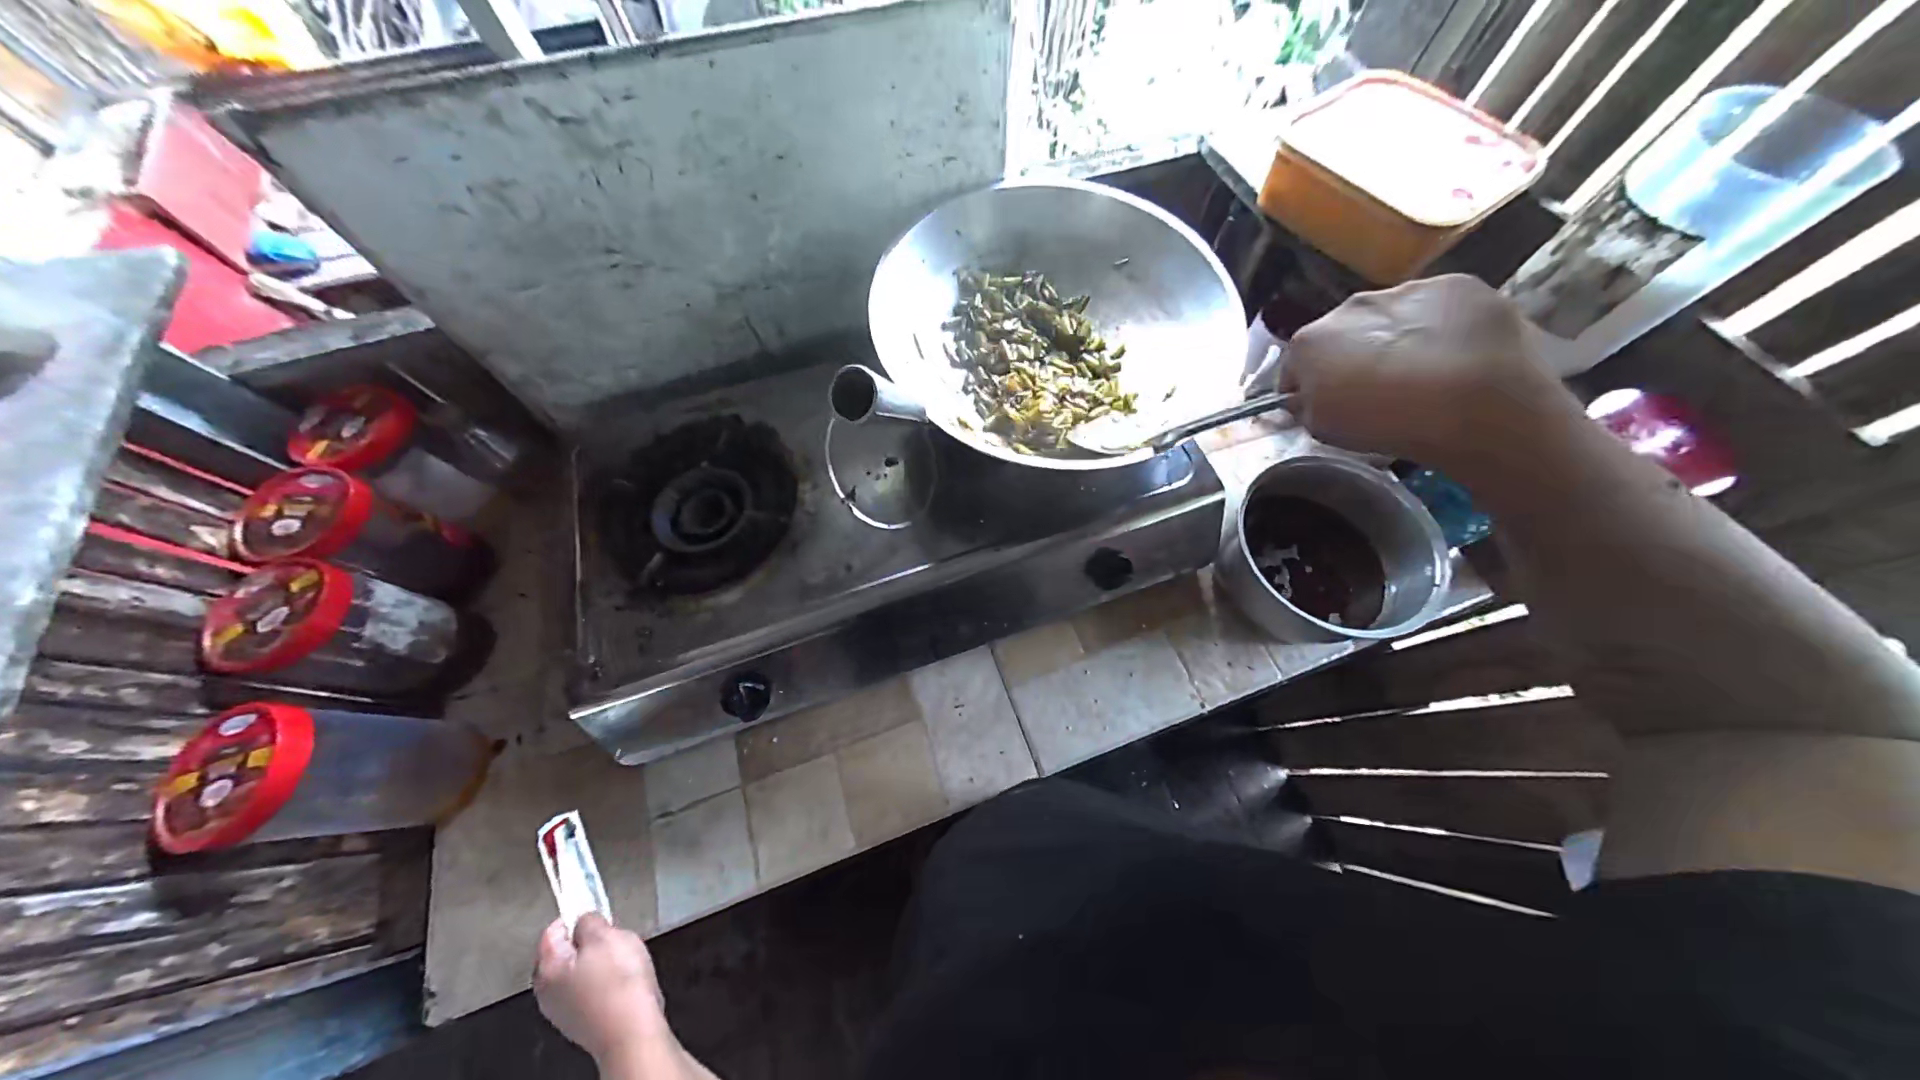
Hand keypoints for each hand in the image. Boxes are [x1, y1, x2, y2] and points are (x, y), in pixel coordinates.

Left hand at [534, 914, 671, 1066]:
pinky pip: (591, 989)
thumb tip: (582, 920)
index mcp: (548, 968)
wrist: (632, 1030)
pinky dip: (605, 981)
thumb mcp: (607, 936)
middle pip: (565, 952)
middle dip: (590, 941)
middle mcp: (548, 992)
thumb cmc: (618, 981)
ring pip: (579, 971)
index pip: (552, 930)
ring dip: (599, 961)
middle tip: (614, 938)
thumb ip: (589, 921)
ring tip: (623, 960)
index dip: (576, 916)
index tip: (597, 913)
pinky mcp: (582, 1021)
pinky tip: (623, 981)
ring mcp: (564, 1010)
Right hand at [1275, 275, 1574, 467]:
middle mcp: (1349, 306)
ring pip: (1390, 318)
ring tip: (1423, 373)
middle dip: (1352, 357)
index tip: (1324, 407)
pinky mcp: (1458, 284)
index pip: (1295, 366)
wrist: (1478, 400)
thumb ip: (1306, 405)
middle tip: (1376, 391)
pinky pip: (1437, 309)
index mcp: (1308, 342)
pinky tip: (1458, 356)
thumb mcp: (1324, 430)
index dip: (1307, 388)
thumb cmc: (1385, 422)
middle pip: (1343, 334)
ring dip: (1396, 340)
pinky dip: (1440, 328)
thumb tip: (1305, 396)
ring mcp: (1405, 291)